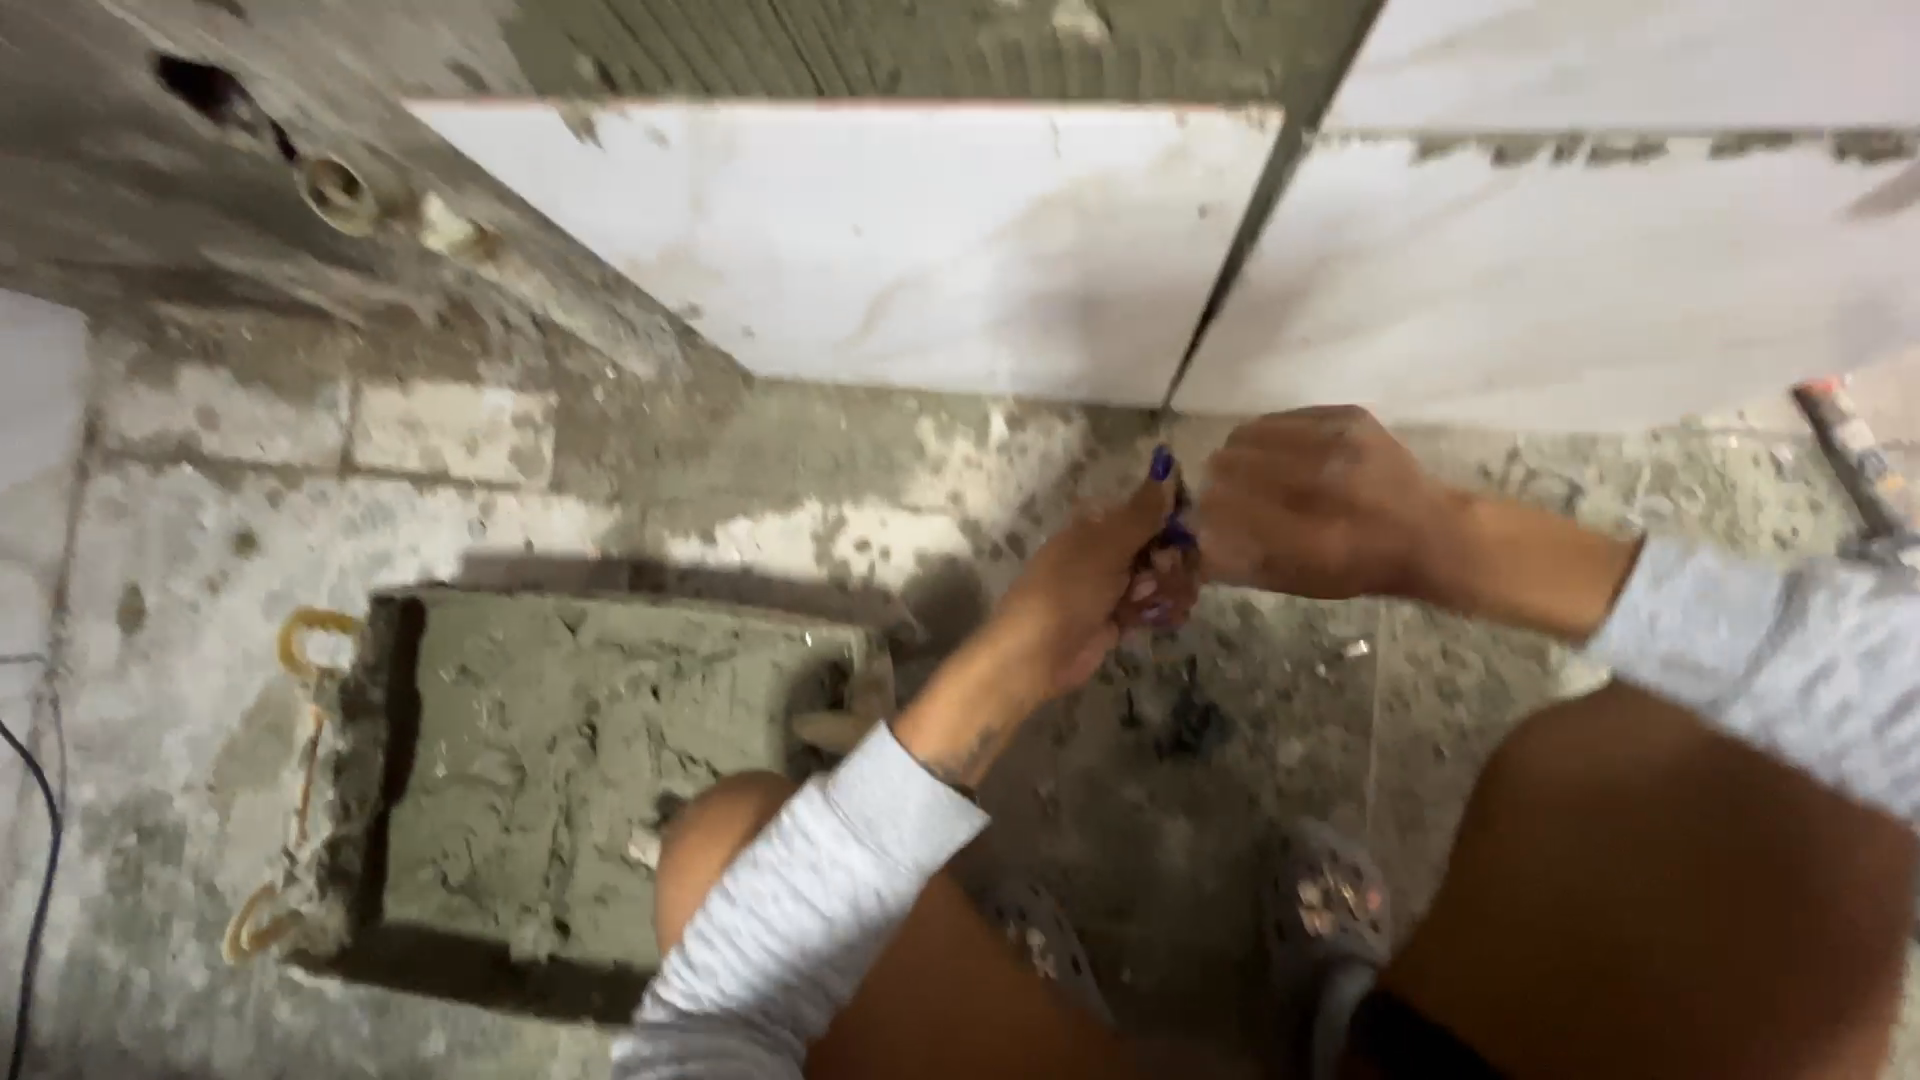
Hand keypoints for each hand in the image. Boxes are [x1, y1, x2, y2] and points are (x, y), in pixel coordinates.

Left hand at [977, 472, 1200, 702]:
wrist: (1036, 655)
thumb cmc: (1066, 591)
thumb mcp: (1105, 547)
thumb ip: (1141, 513)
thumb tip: (1166, 465)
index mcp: (1096, 526)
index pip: (1146, 512)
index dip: (1172, 522)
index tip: (1185, 535)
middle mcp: (1107, 552)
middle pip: (1161, 547)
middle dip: (1172, 562)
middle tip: (1160, 575)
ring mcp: (1113, 587)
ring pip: (1162, 579)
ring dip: (1171, 588)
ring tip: (1155, 602)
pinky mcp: (1120, 619)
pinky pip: (1155, 606)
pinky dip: (1164, 610)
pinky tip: (1167, 616)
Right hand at [1193, 406, 1469, 601]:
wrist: (1429, 532)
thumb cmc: (1356, 566)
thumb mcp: (1295, 580)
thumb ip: (1238, 561)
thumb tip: (1193, 534)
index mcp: (1306, 535)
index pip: (1221, 506)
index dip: (1203, 509)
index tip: (1204, 515)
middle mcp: (1322, 484)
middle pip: (1227, 464)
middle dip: (1217, 480)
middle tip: (1225, 490)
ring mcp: (1338, 444)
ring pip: (1246, 435)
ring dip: (1237, 454)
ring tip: (1248, 469)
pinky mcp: (1349, 417)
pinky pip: (1278, 417)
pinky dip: (1267, 436)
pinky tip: (1277, 452)